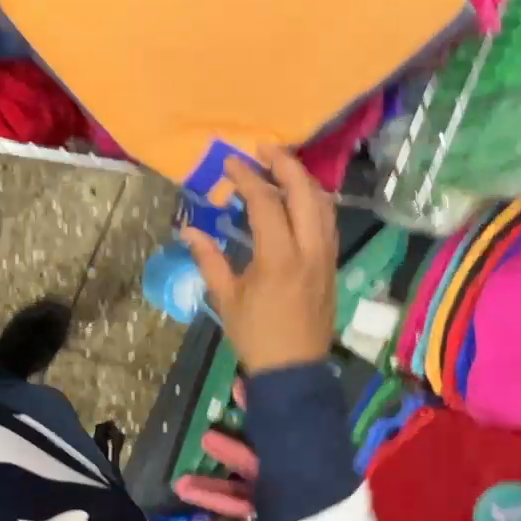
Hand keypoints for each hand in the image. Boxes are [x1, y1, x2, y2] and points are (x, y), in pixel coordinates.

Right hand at [181, 146, 336, 374]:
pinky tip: (296, 198)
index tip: (230, 163)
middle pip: (305, 191)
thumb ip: (209, 260)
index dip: (247, 178)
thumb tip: (189, 230)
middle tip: (262, 150)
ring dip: (302, 179)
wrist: (294, 370)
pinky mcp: (332, 264)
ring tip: (280, 167)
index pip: (266, 203)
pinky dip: (313, 200)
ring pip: (323, 203)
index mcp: (279, 258)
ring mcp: (326, 256)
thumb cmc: (256, 336)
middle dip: (285, 164)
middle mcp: (309, 250)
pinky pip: (328, 221)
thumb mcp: (226, 298)